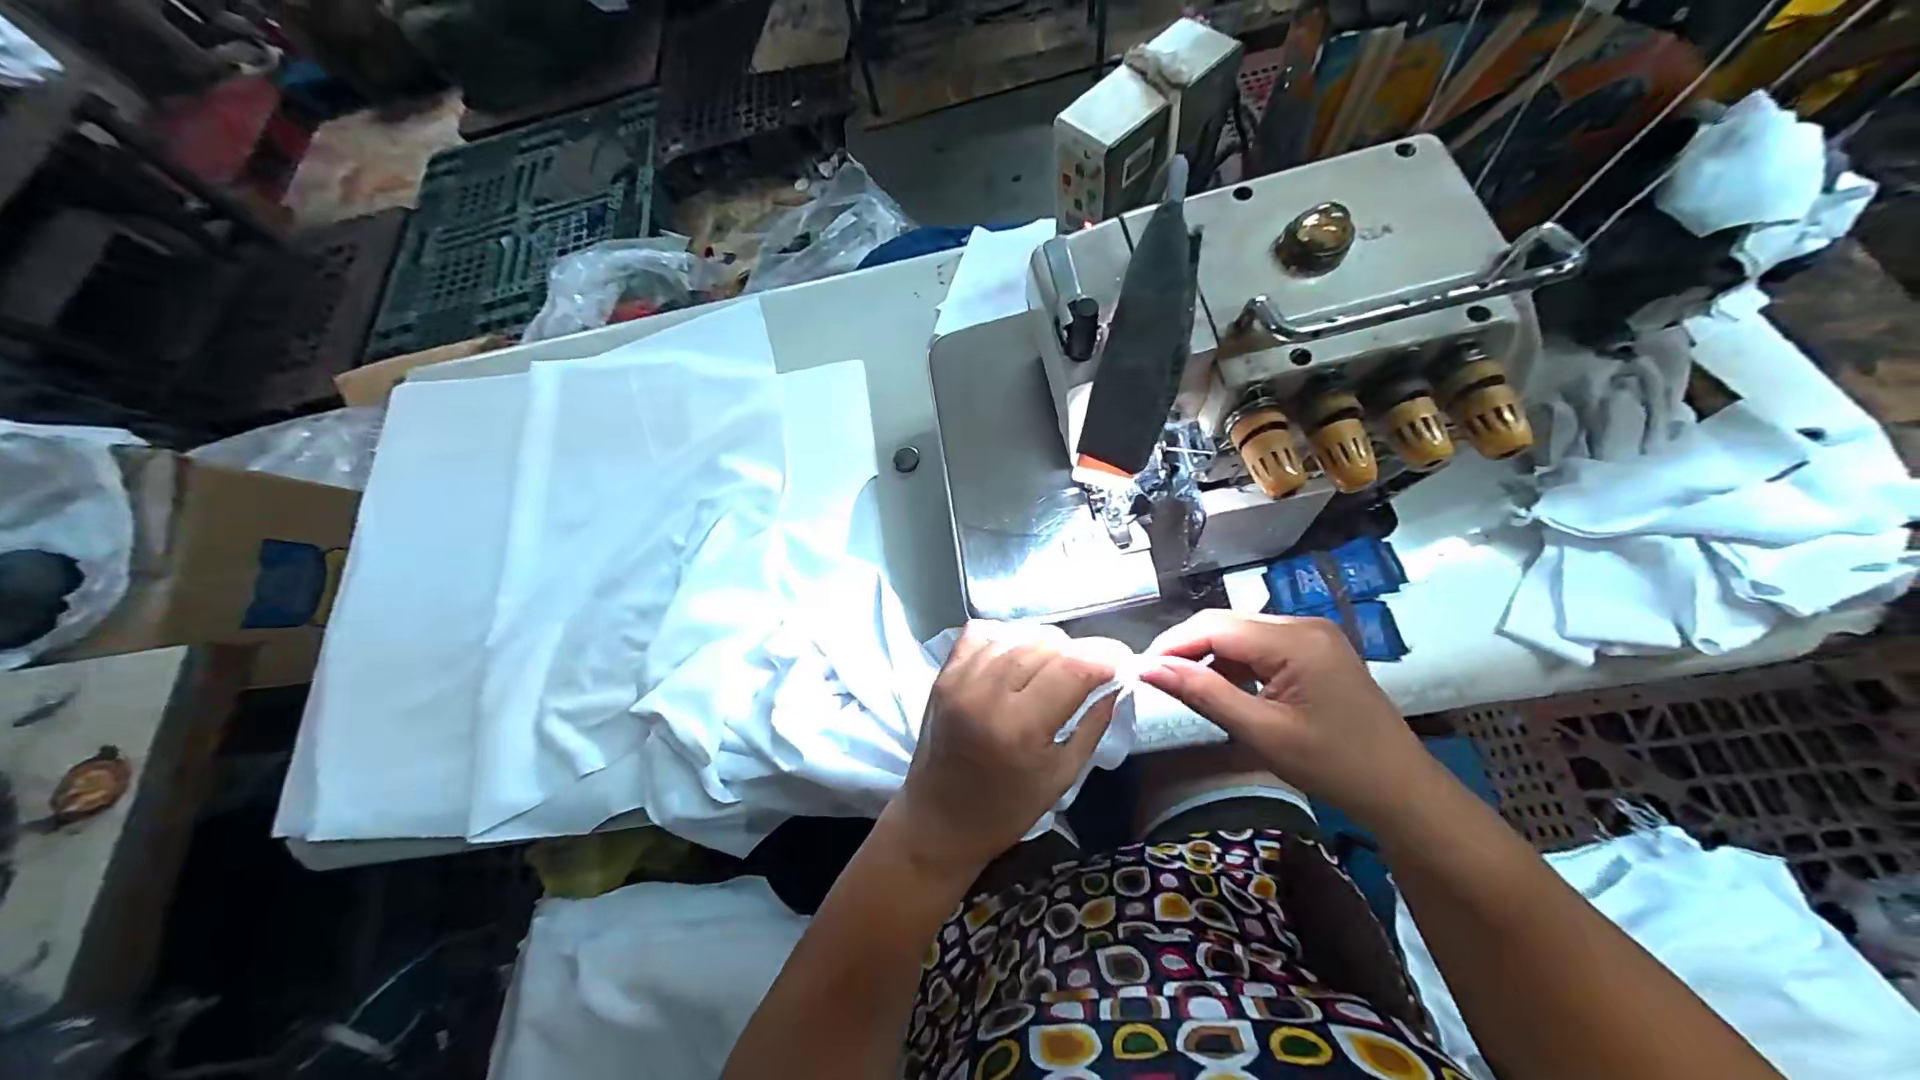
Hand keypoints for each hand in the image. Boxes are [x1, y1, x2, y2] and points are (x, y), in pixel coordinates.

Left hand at [894, 621, 1131, 876]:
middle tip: (1089, 672)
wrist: (939, 818)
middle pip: (1048, 645)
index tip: (1121, 662)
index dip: (1106, 657)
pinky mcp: (944, 674)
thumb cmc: (1006, 809)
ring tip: (1055, 668)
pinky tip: (1018, 658)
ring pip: (1019, 634)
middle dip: (1078, 653)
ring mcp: (961, 679)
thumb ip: (1093, 725)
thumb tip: (1117, 685)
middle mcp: (988, 693)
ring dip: (1045, 645)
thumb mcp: (1062, 776)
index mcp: (1020, 727)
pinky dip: (1008, 638)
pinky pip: (983, 633)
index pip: (1074, 668)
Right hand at [1139, 610, 1439, 831]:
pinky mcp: (1315, 650)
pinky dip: (1234, 664)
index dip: (1171, 644)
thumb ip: (1202, 693)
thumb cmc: (1333, 765)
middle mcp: (1302, 624)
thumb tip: (1148, 668)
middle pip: (1225, 624)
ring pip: (1239, 634)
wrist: (1401, 790)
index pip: (1213, 626)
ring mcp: (1312, 635)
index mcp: (1294, 639)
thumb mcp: (1260, 731)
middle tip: (1155, 679)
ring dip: (1208, 656)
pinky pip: (1260, 646)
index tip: (1139, 670)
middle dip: (1186, 648)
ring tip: (1183, 687)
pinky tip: (1222, 688)